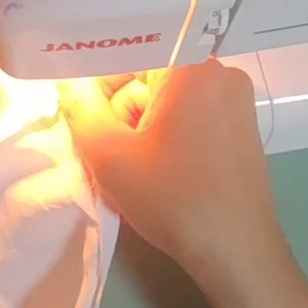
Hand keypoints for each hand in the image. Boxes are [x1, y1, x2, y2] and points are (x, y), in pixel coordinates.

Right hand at [60, 60, 284, 289]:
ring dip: (140, 127)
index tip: (81, 111)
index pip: (128, 52)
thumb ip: (80, 108)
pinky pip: (188, 115)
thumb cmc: (174, 198)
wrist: (238, 254)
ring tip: (134, 168)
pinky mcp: (240, 128)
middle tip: (111, 151)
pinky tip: (157, 171)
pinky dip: (165, 136)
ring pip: (166, 99)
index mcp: (192, 66)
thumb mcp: (111, 154)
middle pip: (148, 76)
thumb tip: (67, 78)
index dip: (96, 81)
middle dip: (120, 110)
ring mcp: (235, 101)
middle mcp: (220, 73)